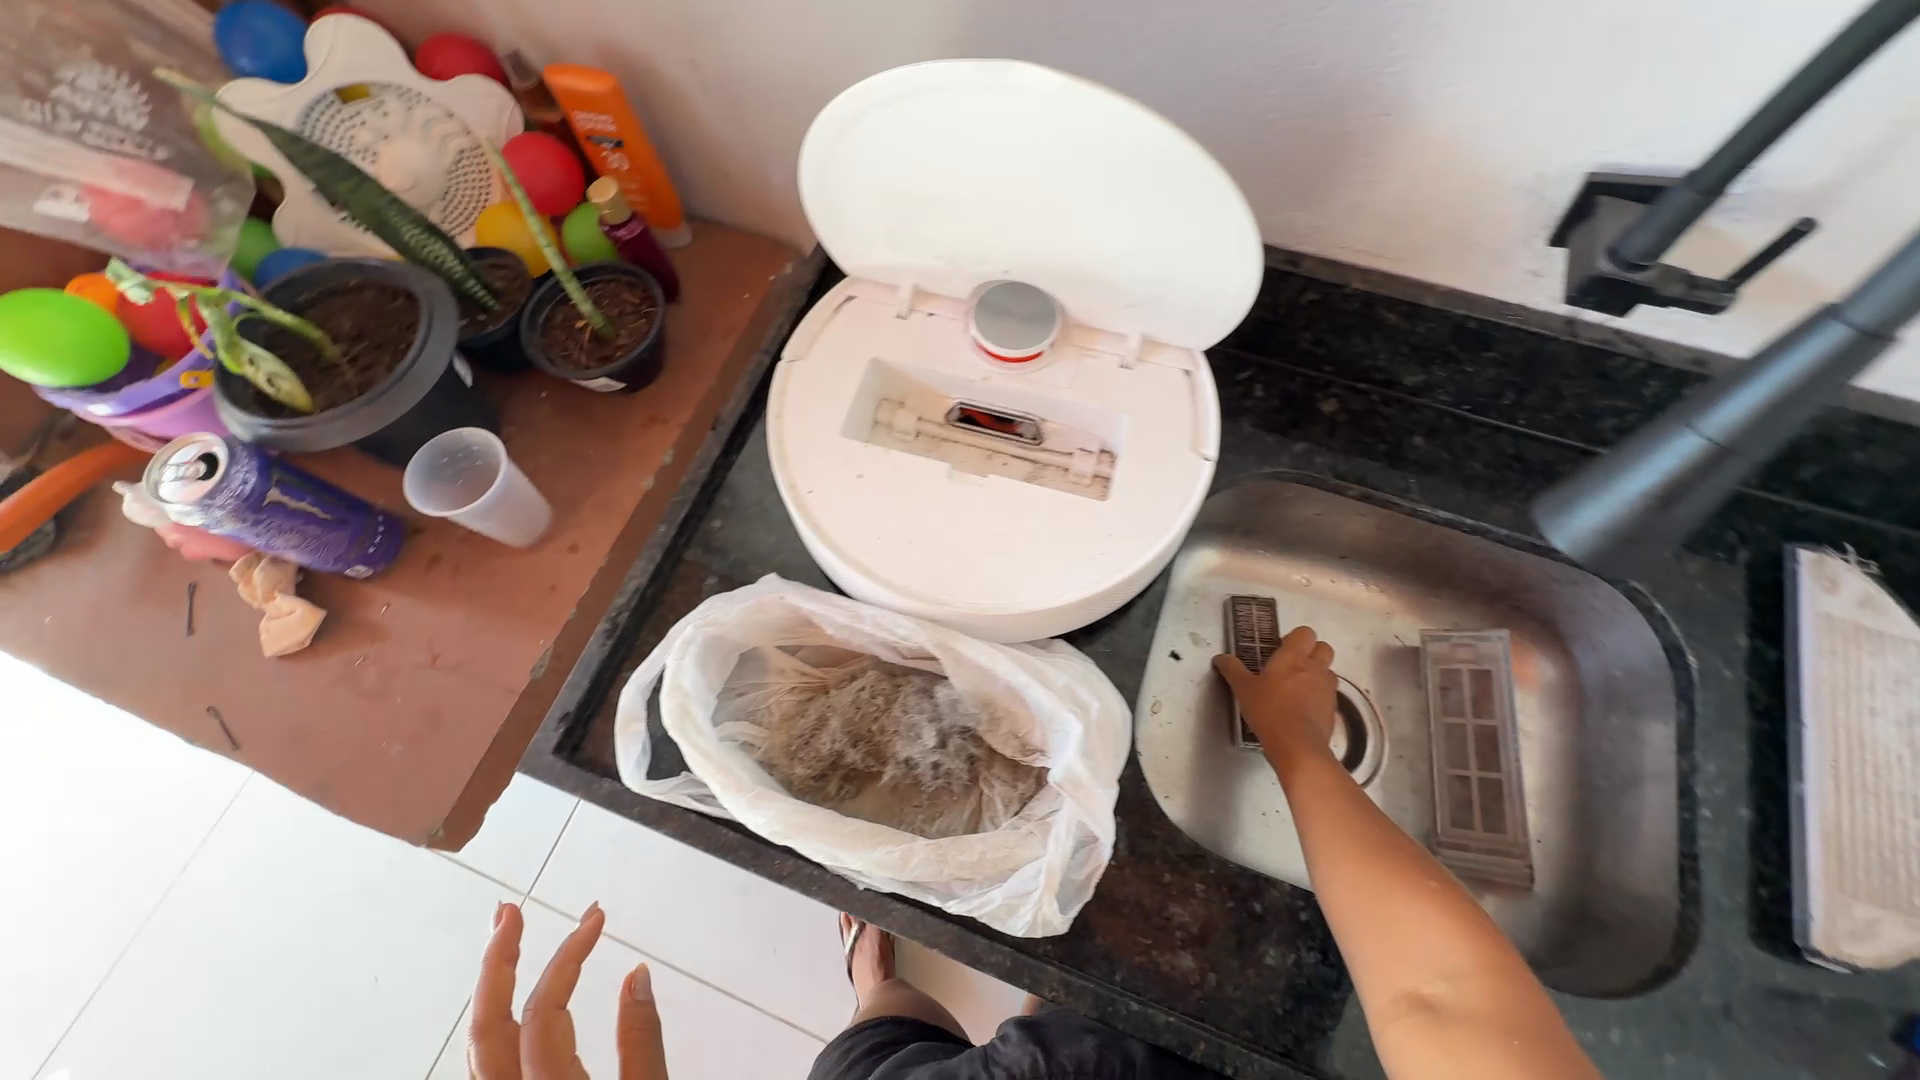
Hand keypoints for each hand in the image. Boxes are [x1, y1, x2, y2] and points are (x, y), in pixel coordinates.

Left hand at [469, 902, 670, 1079]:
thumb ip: (641, 1040)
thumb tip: (636, 974)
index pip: (544, 1014)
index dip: (567, 959)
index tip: (596, 917)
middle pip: (487, 1029)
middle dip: (497, 964)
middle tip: (508, 911)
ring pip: (479, 1047)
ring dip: (490, 989)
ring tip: (504, 938)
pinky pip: (487, 1062)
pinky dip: (495, 1018)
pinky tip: (508, 996)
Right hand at [1214, 625, 1337, 760]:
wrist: (1297, 745)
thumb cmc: (1268, 710)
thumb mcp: (1243, 689)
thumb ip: (1232, 670)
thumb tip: (1221, 657)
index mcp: (1293, 657)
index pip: (1305, 633)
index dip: (1294, 637)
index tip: (1280, 648)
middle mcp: (1315, 668)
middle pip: (1324, 647)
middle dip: (1311, 651)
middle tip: (1291, 665)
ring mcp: (1327, 688)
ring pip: (1328, 670)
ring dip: (1317, 673)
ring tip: (1298, 687)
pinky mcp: (1333, 708)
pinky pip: (1328, 693)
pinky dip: (1318, 695)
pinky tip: (1302, 708)